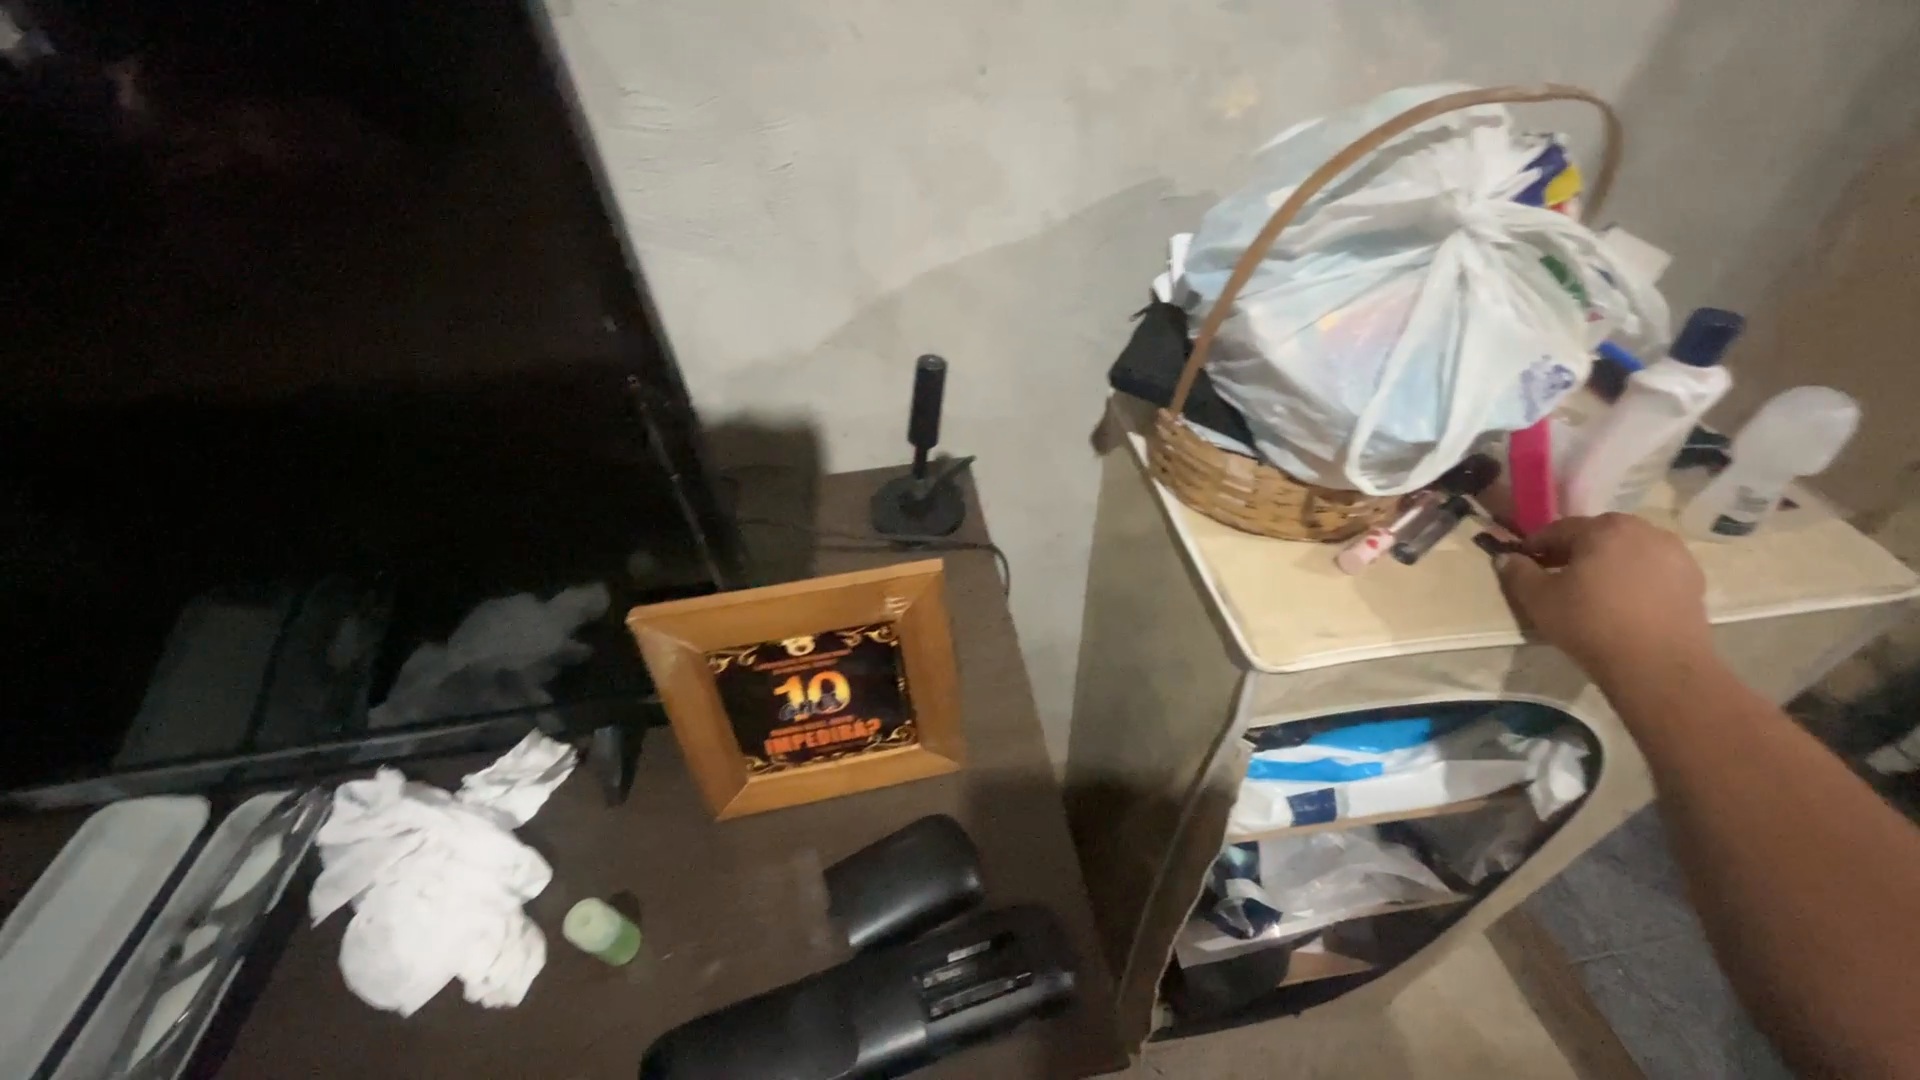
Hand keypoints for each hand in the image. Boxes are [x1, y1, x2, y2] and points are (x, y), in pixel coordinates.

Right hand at [1496, 513, 1714, 685]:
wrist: (1657, 664)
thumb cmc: (1589, 623)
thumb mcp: (1538, 599)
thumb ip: (1517, 572)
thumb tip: (1506, 557)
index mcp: (1603, 529)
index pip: (1559, 528)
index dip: (1537, 545)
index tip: (1525, 562)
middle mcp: (1643, 531)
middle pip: (1598, 533)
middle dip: (1575, 549)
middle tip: (1558, 573)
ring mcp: (1674, 553)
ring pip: (1629, 548)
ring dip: (1608, 560)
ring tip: (1593, 587)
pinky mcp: (1693, 578)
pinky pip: (1653, 566)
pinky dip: (1635, 574)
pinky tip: (1623, 599)